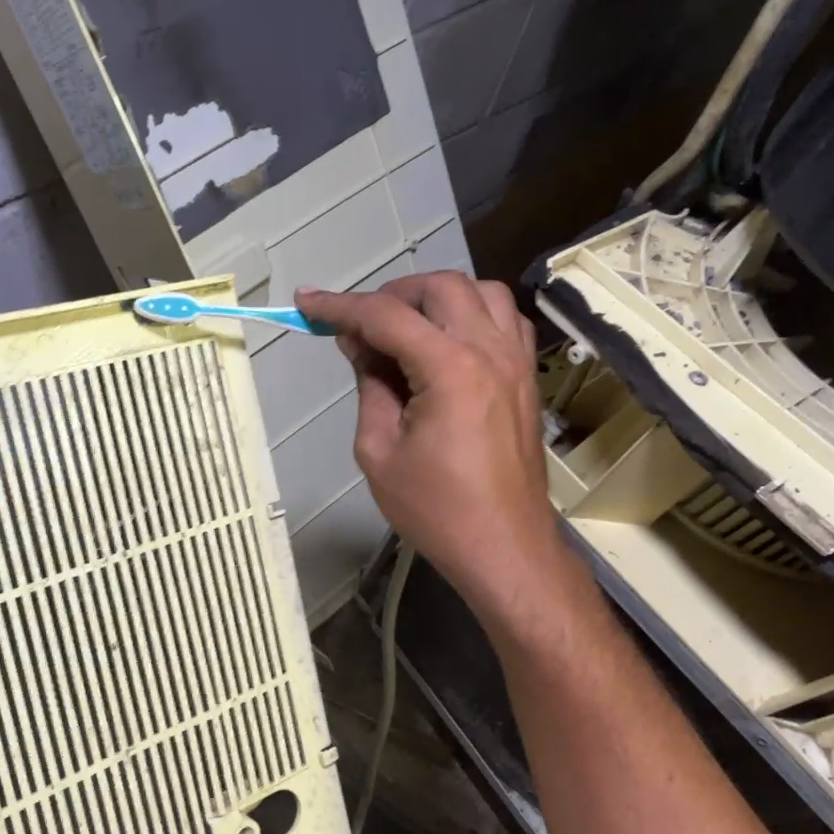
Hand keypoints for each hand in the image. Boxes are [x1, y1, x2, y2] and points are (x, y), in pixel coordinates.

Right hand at [295, 273, 569, 626]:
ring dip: (436, 297)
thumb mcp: (378, 450)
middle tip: (359, 326)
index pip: (386, 317)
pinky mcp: (526, 376)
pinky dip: (473, 312)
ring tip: (405, 326)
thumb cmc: (435, 508)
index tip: (307, 302)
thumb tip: (357, 344)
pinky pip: (505, 319)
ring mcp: (516, 361)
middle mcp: (489, 351)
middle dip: (391, 295)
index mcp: (450, 370)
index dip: (340, 306)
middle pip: (439, 287)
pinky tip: (447, 339)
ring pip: (481, 291)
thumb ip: (369, 386)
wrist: (503, 546)